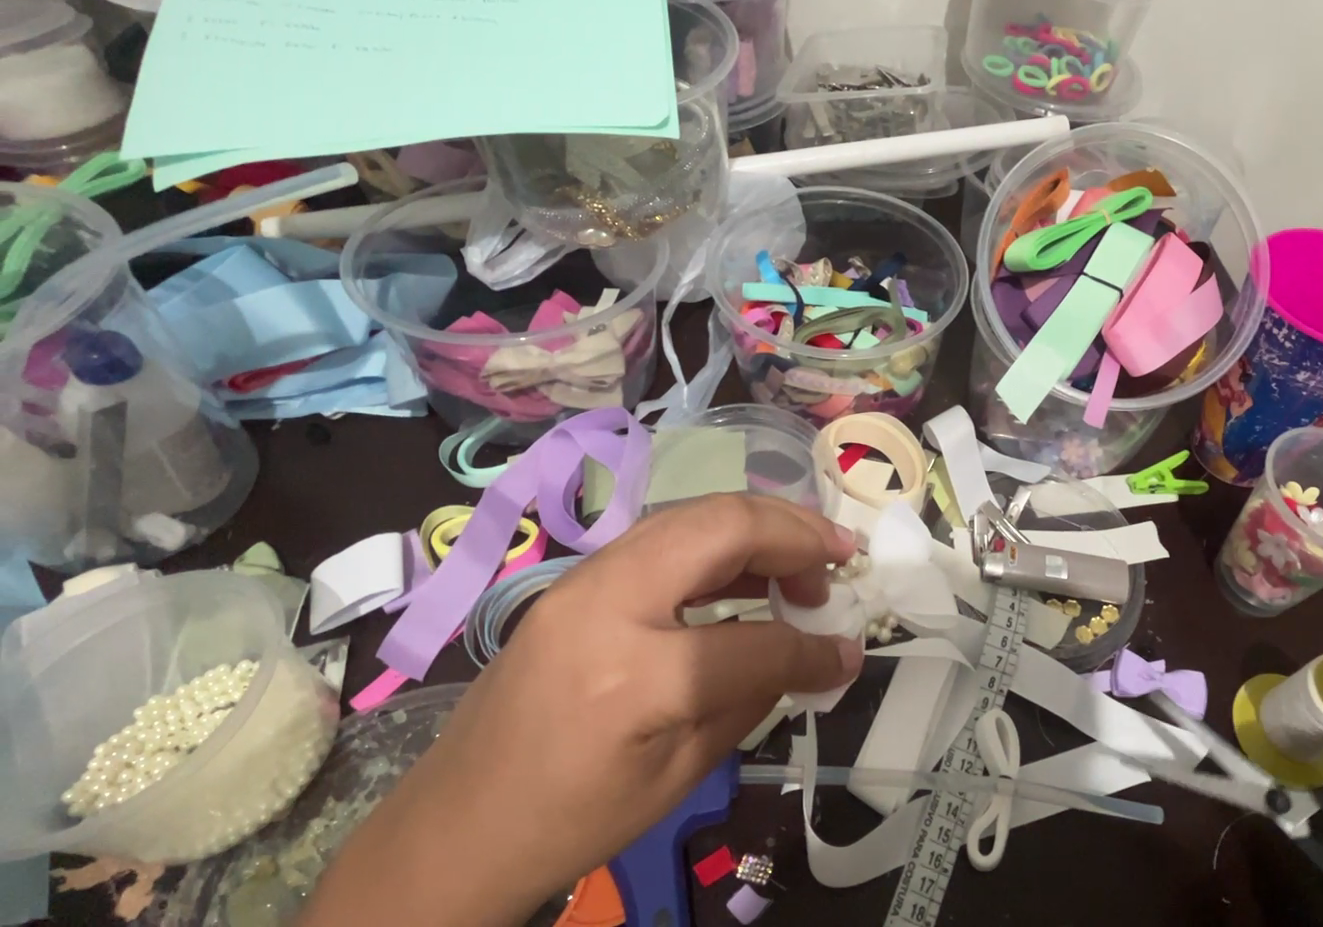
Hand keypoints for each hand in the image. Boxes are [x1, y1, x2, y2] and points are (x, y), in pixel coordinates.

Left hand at [299, 495, 864, 926]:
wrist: (454, 827)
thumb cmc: (571, 820)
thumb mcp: (680, 773)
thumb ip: (755, 696)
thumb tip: (820, 654)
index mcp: (634, 676)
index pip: (756, 644)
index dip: (814, 650)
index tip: (848, 653)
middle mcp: (607, 602)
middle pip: (724, 527)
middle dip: (796, 533)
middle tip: (842, 557)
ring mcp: (583, 580)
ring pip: (693, 515)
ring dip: (759, 528)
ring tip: (807, 562)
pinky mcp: (576, 578)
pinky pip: (664, 537)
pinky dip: (718, 542)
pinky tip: (750, 572)